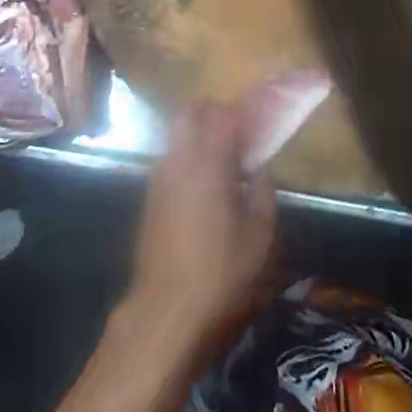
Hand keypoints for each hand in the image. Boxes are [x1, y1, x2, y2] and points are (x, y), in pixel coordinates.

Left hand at [128, 100, 277, 338]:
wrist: (167, 300)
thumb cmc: (220, 270)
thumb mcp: (258, 236)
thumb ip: (262, 193)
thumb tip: (258, 169)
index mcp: (208, 166)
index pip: (220, 116)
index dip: (239, 113)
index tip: (255, 125)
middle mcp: (178, 161)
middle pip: (187, 111)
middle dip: (210, 111)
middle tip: (234, 132)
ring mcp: (159, 175)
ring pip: (174, 133)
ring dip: (196, 132)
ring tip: (221, 159)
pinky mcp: (149, 192)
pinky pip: (168, 157)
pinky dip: (185, 155)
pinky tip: (202, 183)